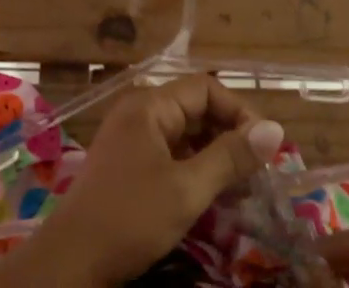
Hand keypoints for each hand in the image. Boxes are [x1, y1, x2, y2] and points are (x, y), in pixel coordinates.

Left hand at [0, 75, 285, 287]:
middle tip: (261, 171)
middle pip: (195, 108)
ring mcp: (132, 139)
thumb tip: (275, 129)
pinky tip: (215, 195)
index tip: (267, 148)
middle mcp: (139, 113)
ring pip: (186, 135)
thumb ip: (230, 157)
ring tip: (245, 186)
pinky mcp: (129, 165)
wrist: (73, 259)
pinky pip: (171, 154)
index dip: (239, 112)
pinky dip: (196, 169)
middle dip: (230, 135)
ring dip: (216, 155)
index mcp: (149, 106)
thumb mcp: (187, 188)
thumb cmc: (131, 217)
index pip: (206, 88)